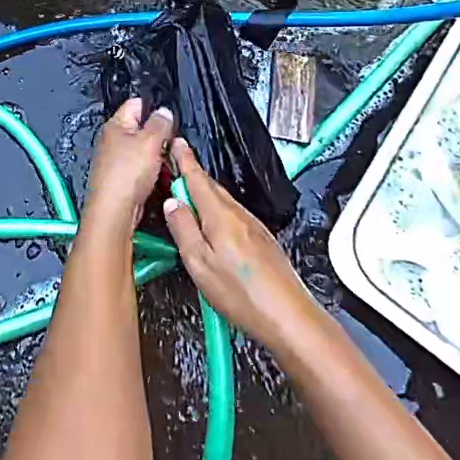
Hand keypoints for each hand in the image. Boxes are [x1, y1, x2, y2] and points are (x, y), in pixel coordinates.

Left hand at [82, 98, 175, 234]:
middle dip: (159, 136)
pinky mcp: (121, 179)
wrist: (114, 212)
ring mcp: (116, 161)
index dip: (154, 108)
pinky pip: (141, 169)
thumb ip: (160, 123)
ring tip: (166, 164)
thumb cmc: (126, 174)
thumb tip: (164, 112)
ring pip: (144, 151)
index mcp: (115, 125)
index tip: (169, 119)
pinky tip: (158, 179)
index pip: (136, 104)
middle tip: (170, 144)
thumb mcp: (151, 141)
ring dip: (157, 157)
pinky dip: (152, 172)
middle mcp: (112, 140)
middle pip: (142, 129)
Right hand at [162, 138, 325, 354]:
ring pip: (223, 201)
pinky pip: (233, 214)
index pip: (197, 179)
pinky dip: (218, 209)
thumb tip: (172, 203)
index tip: (177, 143)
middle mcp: (239, 215)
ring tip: (189, 194)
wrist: (288, 316)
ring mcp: (253, 226)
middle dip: (193, 173)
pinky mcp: (261, 240)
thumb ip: (183, 229)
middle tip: (178, 164)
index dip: (185, 159)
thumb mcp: (199, 263)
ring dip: (205, 192)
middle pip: (211, 187)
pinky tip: (213, 222)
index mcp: (220, 216)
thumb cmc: (242, 294)